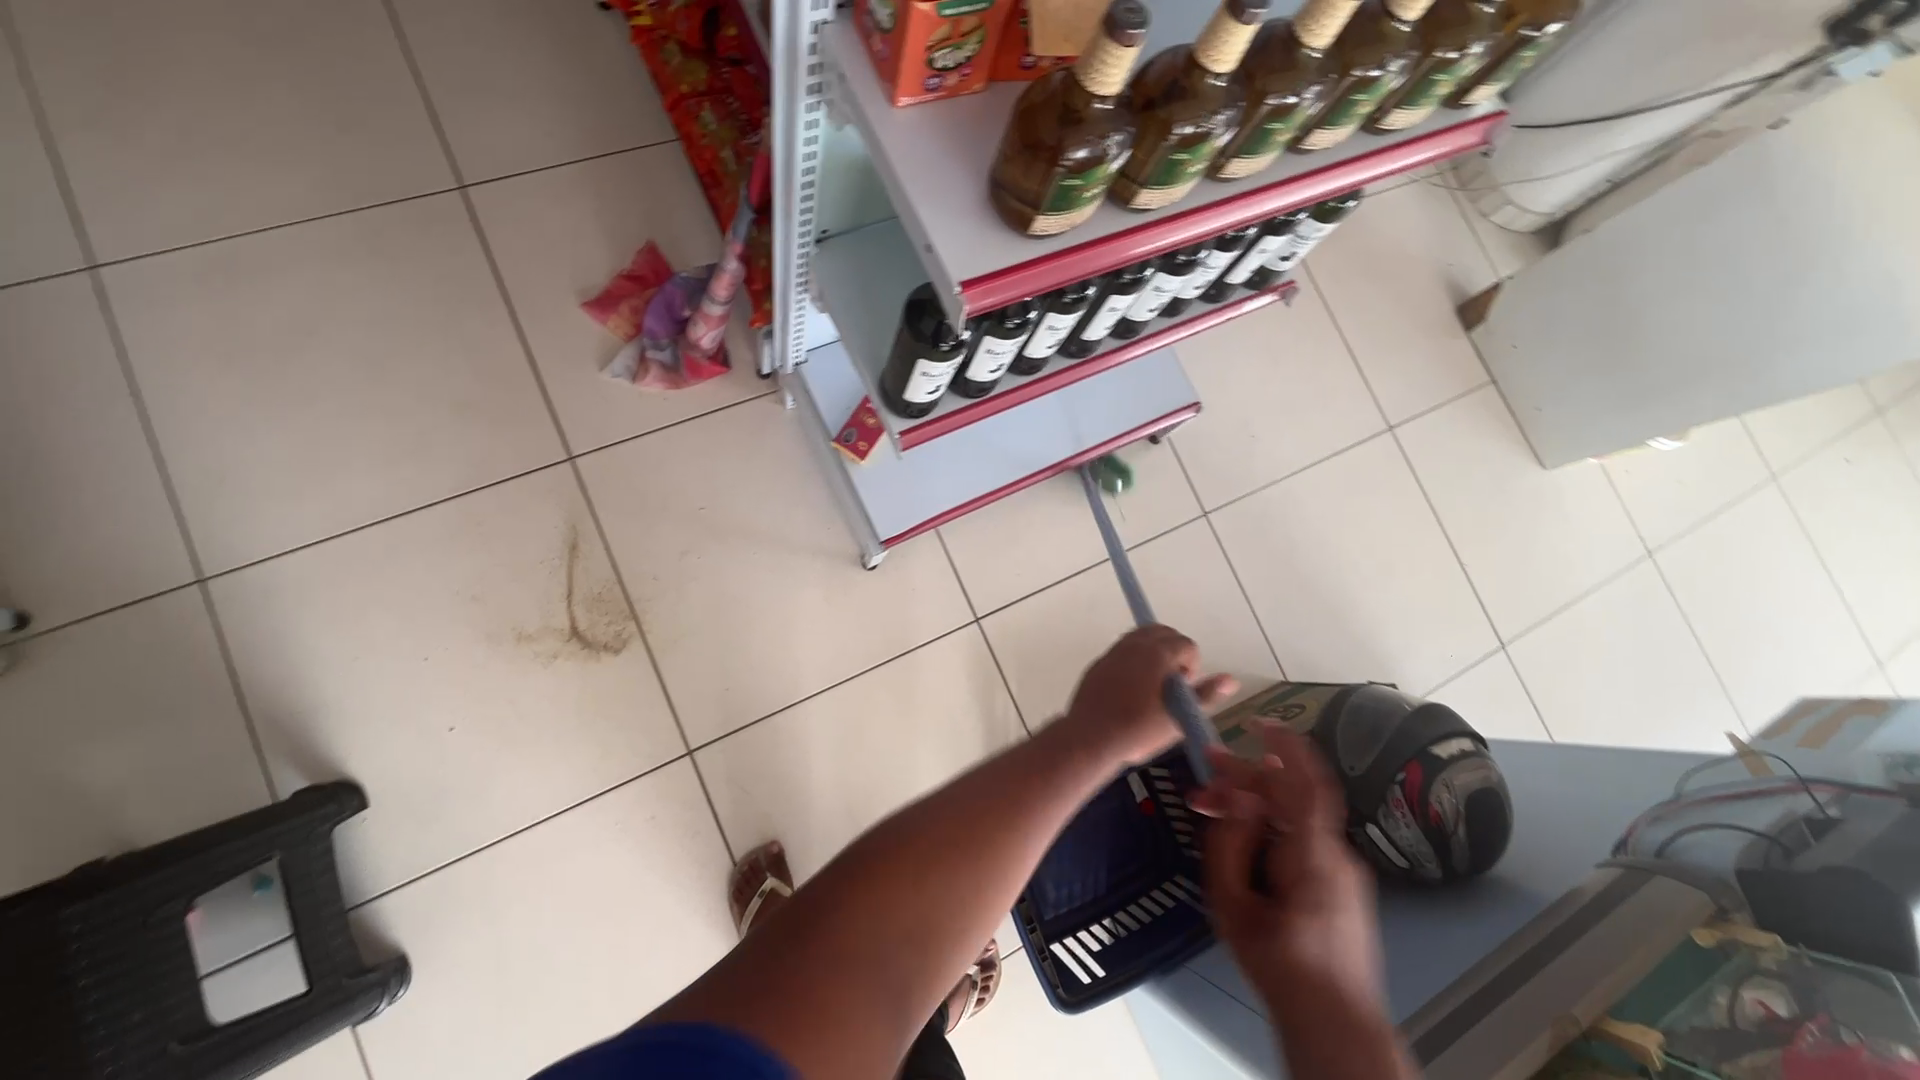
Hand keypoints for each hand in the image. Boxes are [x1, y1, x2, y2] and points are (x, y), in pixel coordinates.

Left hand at [1057, 626, 1237, 766]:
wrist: (1091, 737)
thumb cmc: (1139, 729)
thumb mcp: (1179, 717)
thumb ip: (1206, 695)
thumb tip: (1232, 680)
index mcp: (1157, 652)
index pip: (1186, 644)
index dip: (1192, 666)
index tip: (1183, 690)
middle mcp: (1135, 644)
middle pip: (1162, 632)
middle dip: (1174, 652)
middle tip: (1172, 683)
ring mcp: (1113, 652)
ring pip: (1140, 637)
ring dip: (1153, 652)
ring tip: (1153, 684)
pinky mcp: (1098, 663)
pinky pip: (1121, 651)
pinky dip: (1132, 660)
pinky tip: (1130, 688)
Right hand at [1197, 724, 1385, 1016]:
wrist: (1336, 1024)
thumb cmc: (1281, 969)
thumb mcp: (1234, 908)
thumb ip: (1230, 848)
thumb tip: (1235, 800)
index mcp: (1313, 857)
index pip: (1308, 786)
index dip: (1288, 749)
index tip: (1261, 725)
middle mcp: (1337, 855)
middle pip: (1293, 797)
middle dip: (1246, 777)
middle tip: (1204, 769)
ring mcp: (1344, 870)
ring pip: (1296, 817)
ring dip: (1255, 804)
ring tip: (1211, 806)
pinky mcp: (1340, 884)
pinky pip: (1303, 838)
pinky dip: (1272, 826)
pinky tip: (1242, 838)